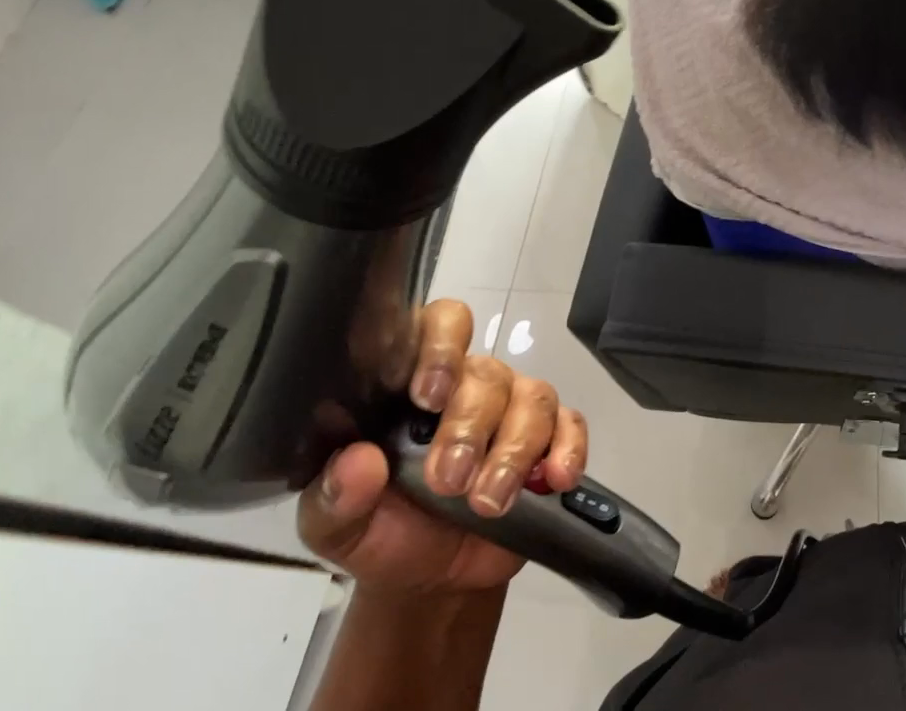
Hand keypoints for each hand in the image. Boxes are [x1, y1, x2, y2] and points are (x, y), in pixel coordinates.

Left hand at [297, 300, 588, 594]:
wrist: (433, 580)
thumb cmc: (382, 534)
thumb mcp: (336, 527)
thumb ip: (334, 497)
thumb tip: (358, 461)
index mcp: (413, 385)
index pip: (438, 327)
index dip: (441, 347)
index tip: (430, 396)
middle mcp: (470, 385)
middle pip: (488, 373)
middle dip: (472, 427)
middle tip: (449, 482)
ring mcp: (515, 409)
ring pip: (534, 397)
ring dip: (515, 450)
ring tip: (490, 502)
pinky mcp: (553, 438)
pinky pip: (571, 425)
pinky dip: (569, 449)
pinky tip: (556, 479)